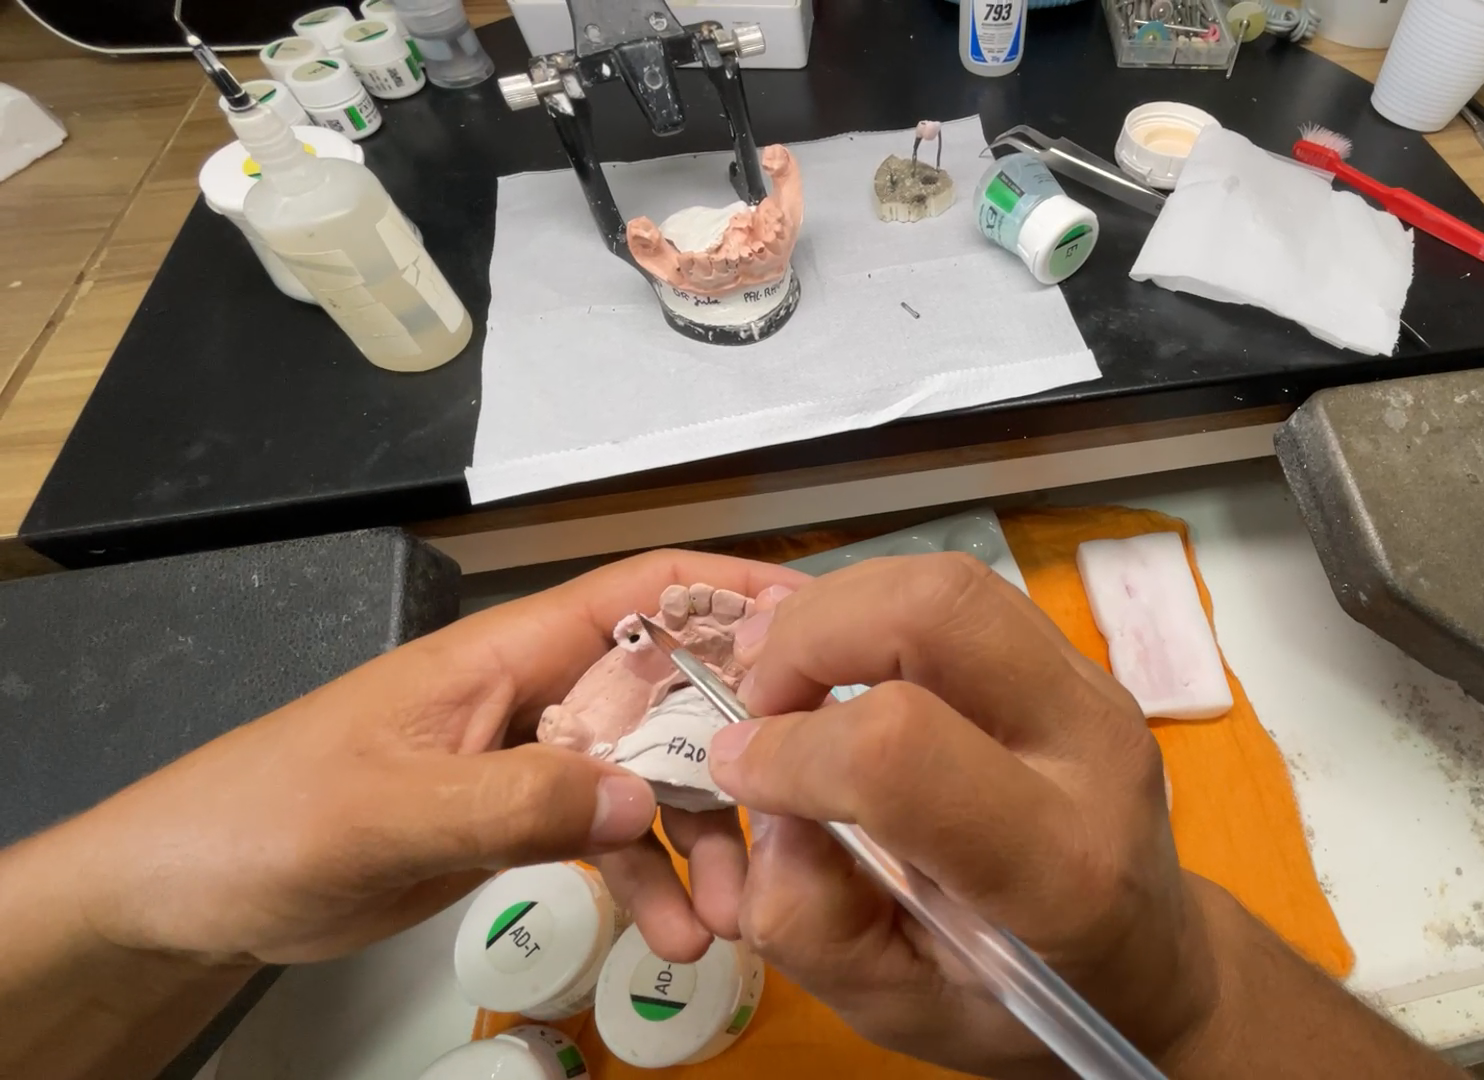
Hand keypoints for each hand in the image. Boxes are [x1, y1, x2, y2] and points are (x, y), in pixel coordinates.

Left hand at [60, 550, 806, 966]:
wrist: (179, 896)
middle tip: (799, 800)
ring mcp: (553, 752)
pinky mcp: (541, 810)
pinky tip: (677, 932)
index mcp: (526, 648)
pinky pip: (620, 833)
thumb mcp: (388, 812)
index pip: (651, 590)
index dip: (735, 591)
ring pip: (660, 774)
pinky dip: (652, 877)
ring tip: (735, 914)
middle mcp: (556, 689)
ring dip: (703, 836)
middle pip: (678, 692)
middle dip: (740, 744)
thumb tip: (640, 803)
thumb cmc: (266, 819)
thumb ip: (517, 801)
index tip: (814, 623)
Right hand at [705, 554, 1219, 1076]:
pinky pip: (963, 593)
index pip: (905, 751)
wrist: (1149, 954)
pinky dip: (878, 607)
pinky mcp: (1075, 659)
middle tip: (761, 697)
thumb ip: (810, 917)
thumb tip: (766, 789)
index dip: (795, 750)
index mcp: (1059, 864)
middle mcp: (1091, 743)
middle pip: (941, 611)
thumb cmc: (1028, 1003)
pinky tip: (846, 658)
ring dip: (840, 607)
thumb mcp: (901, 1009)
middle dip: (815, 633)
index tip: (740, 767)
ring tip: (791, 671)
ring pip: (951, 581)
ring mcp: (1093, 684)